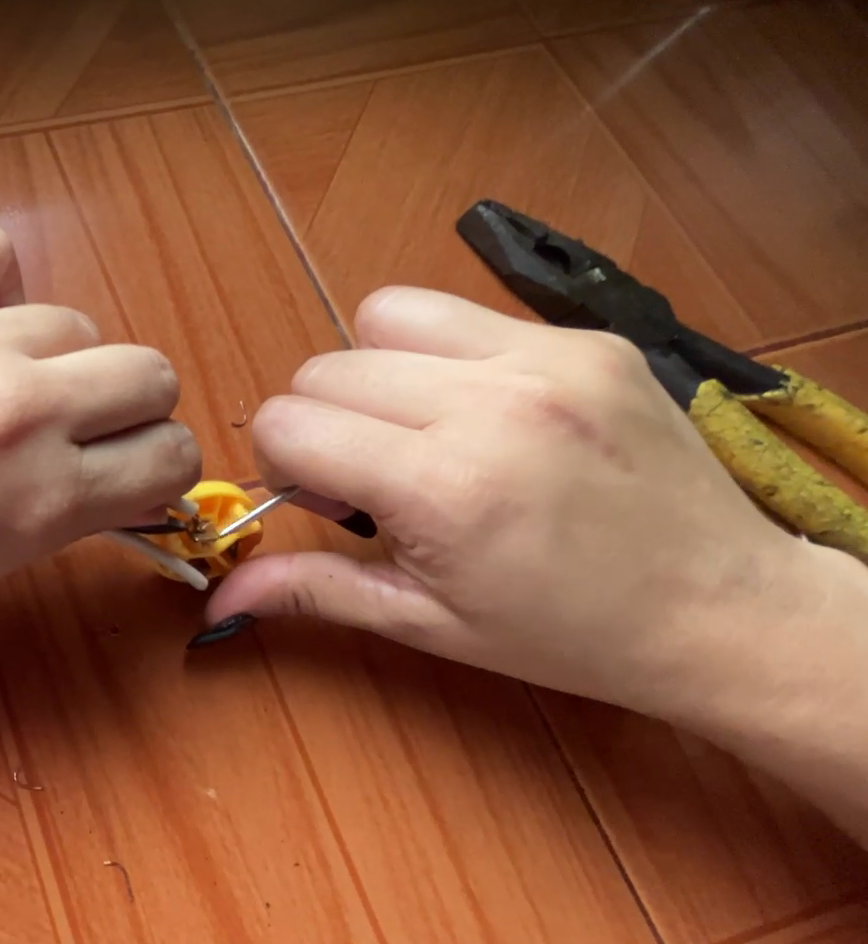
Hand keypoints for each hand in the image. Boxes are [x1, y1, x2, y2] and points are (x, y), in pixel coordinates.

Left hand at [0, 225, 201, 650]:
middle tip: (70, 423)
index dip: (153, 460)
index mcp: (44, 499)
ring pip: (71, 319)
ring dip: (48, 356)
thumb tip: (128, 464)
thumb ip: (72, 508)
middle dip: (123, 405)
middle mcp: (15, 411)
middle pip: (147, 370)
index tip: (125, 462)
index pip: (170, 453)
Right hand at [205, 287, 833, 719]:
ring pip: (381, 316)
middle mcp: (490, 405)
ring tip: (414, 424)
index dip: (282, 462)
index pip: (287, 422)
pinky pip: (456, 312)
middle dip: (319, 419)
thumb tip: (218, 597)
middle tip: (370, 471)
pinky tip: (473, 408)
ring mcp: (544, 359)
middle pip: (322, 368)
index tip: (326, 497)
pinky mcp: (581, 338)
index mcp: (443, 486)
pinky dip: (435, 354)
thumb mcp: (422, 620)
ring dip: (371, 370)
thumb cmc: (563, 630)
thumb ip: (309, 588)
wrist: (725, 611)